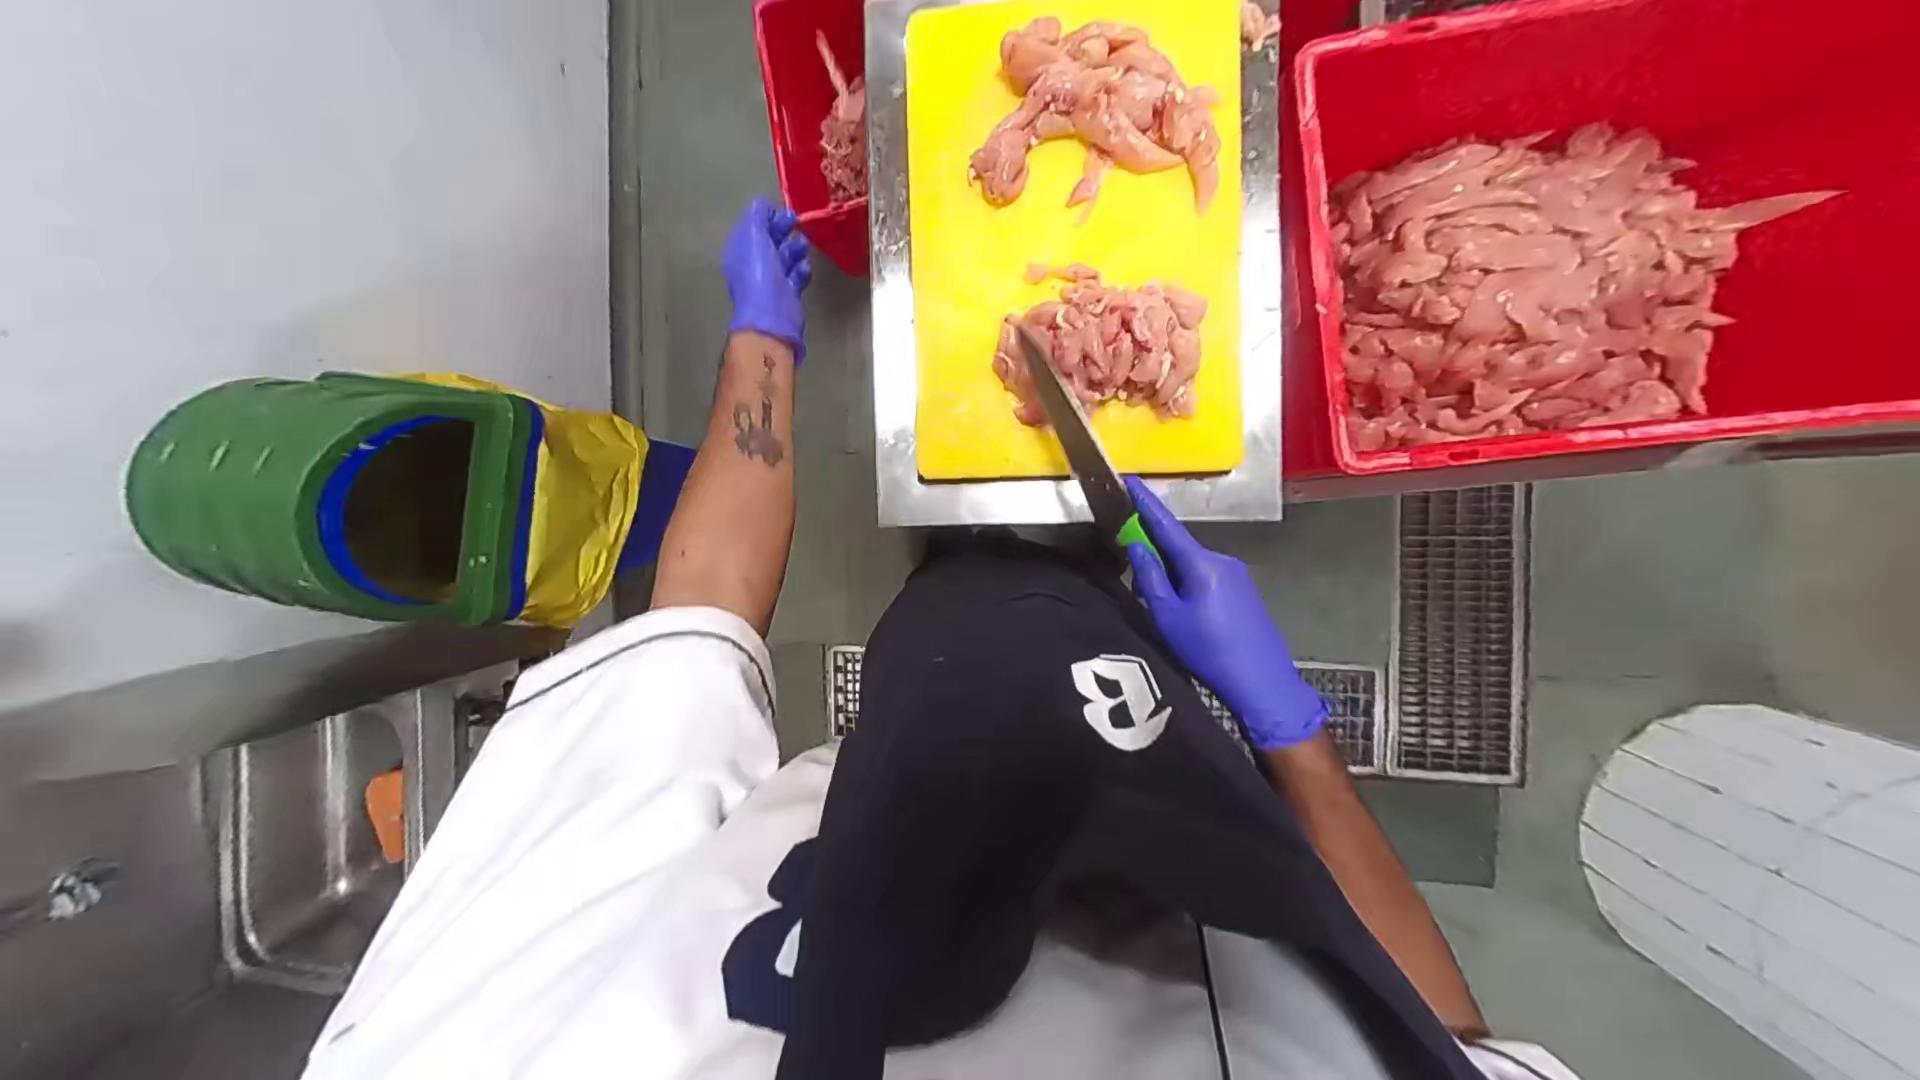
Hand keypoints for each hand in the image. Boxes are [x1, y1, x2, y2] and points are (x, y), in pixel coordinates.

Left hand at [722, 197, 812, 361]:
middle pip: (770, 240)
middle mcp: (753, 263)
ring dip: (795, 248)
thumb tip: (764, 206)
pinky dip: (801, 269)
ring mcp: (771, 280)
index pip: (754, 226)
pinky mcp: (787, 294)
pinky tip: (804, 268)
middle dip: (784, 230)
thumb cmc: (760, 271)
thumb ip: (758, 215)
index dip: (769, 217)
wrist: (772, 315)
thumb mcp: (754, 234)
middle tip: (798, 224)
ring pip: (785, 257)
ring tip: (803, 246)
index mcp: (741, 248)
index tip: (786, 212)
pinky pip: (796, 276)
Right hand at [1124, 477, 1326, 750]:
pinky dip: (1187, 586)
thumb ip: (1149, 577)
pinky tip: (1184, 615)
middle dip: (1154, 557)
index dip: (1145, 502)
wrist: (1262, 682)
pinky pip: (1205, 577)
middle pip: (1177, 548)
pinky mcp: (1243, 591)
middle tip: (1137, 588)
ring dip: (1170, 577)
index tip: (1129, 479)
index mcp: (1201, 563)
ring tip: (1162, 612)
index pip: (1166, 525)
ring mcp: (1236, 574)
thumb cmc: (1208, 651)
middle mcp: (1221, 560)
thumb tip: (1136, 545)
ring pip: (1190, 565)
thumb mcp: (1167, 616)